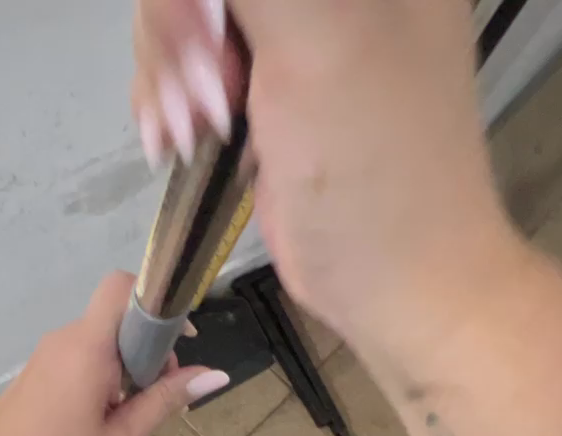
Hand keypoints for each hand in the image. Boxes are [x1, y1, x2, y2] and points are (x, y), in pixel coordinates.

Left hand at [0, 272, 226, 435]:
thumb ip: (167, 400)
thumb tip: (216, 374)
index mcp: (86, 348)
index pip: (122, 287)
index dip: (158, 301)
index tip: (181, 341)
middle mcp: (62, 342)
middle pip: (115, 319)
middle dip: (148, 347)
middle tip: (162, 396)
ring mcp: (42, 359)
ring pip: (98, 343)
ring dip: (126, 367)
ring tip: (132, 418)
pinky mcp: (32, 379)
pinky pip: (77, 361)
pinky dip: (101, 378)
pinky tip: (101, 423)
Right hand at [132, 0, 520, 354]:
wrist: (393, 284)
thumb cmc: (372, 170)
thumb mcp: (320, 40)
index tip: (207, 41)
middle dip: (181, 32)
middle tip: (205, 106)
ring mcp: (297, 36)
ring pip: (192, 16)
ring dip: (169, 72)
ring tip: (188, 138)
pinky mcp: (268, 90)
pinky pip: (196, 63)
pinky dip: (172, 97)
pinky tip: (176, 140)